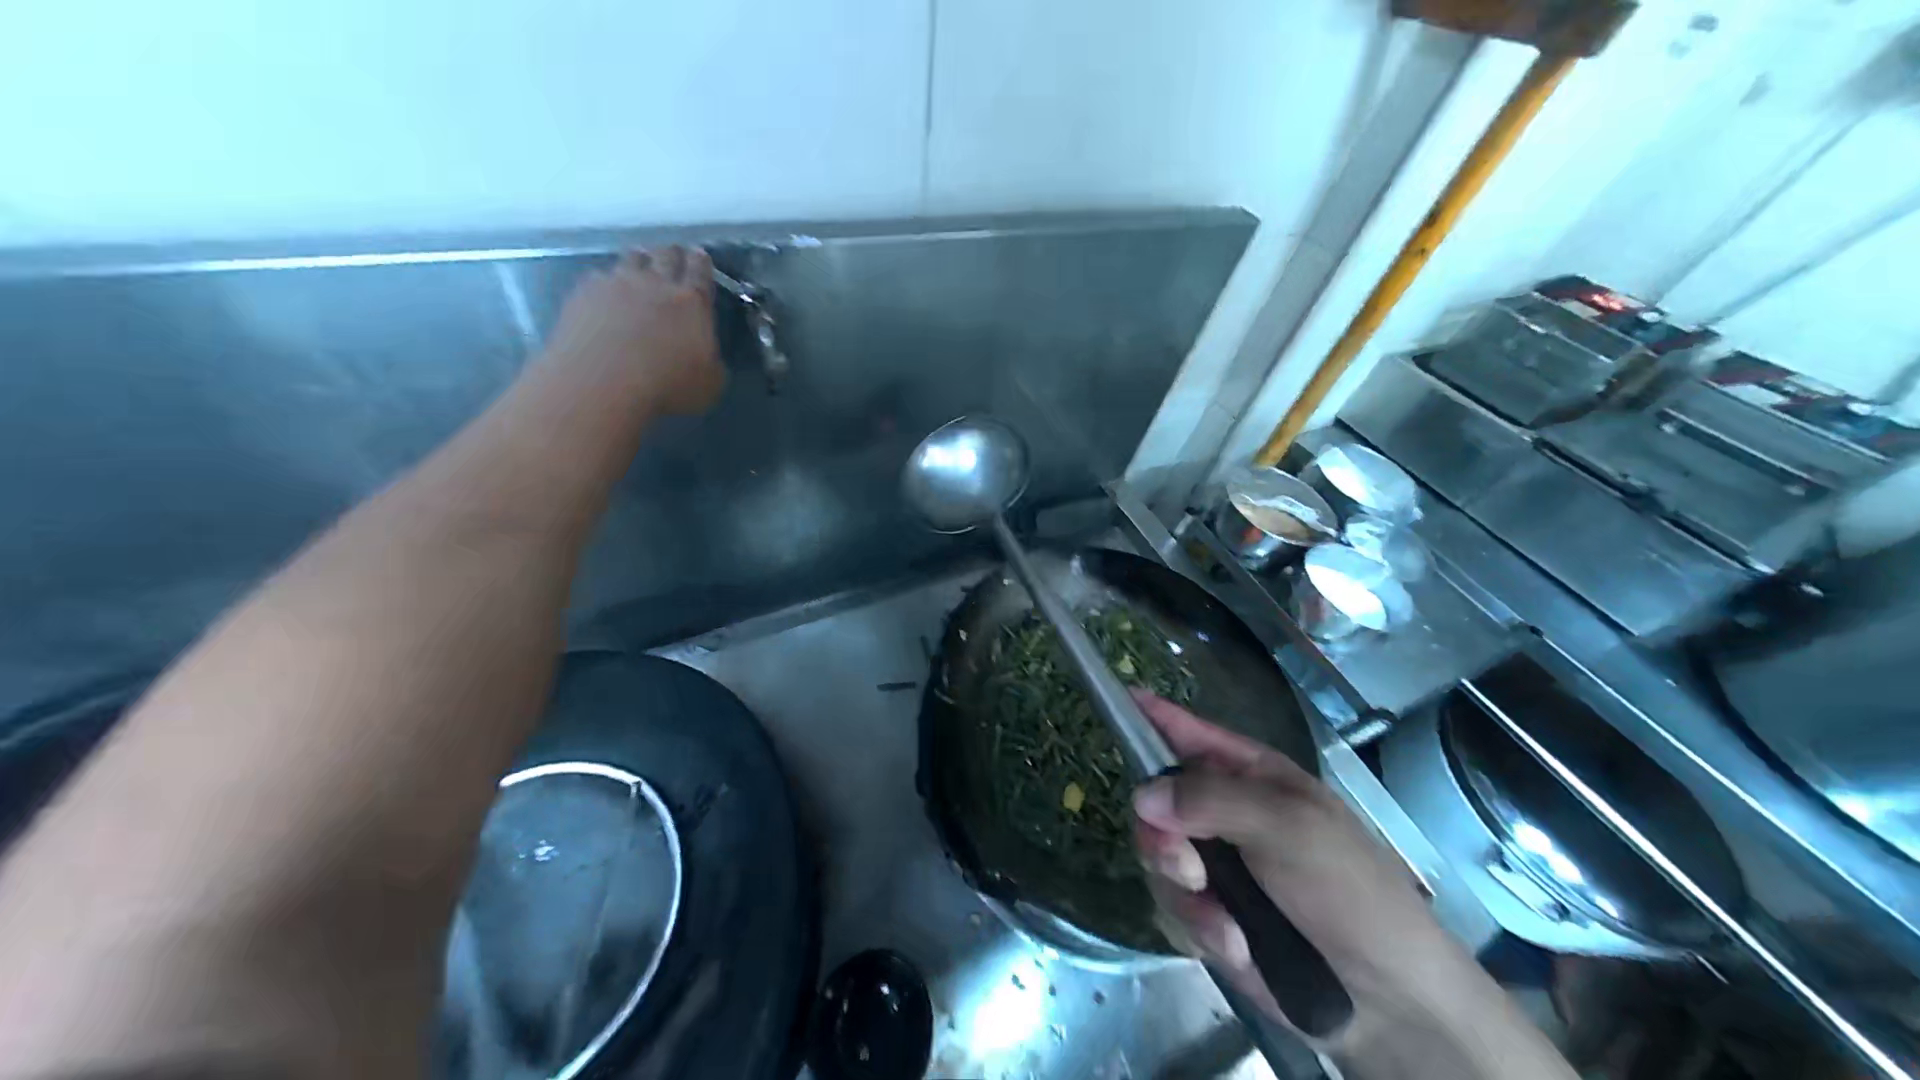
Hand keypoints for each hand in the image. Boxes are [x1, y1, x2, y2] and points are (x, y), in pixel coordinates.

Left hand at [539, 246, 725, 415]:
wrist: (602, 383)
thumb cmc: (666, 387)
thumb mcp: (710, 383)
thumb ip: (711, 359)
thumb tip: (706, 353)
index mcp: (692, 303)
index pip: (701, 272)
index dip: (701, 263)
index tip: (700, 256)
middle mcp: (656, 283)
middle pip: (666, 255)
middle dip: (672, 254)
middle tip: (673, 258)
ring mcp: (616, 283)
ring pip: (631, 258)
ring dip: (639, 260)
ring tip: (639, 268)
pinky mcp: (584, 292)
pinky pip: (598, 277)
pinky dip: (605, 282)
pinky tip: (604, 294)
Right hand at [1130, 691, 1483, 1043]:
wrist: (1387, 998)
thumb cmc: (1348, 890)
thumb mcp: (1287, 827)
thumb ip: (1212, 800)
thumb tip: (1142, 793)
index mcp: (1249, 775)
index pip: (1190, 733)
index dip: (1154, 716)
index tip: (1120, 698)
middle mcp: (1223, 812)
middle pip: (1155, 802)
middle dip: (1164, 840)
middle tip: (1187, 867)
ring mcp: (1216, 863)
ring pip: (1158, 857)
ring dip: (1186, 894)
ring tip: (1227, 924)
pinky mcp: (1211, 912)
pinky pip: (1174, 905)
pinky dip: (1201, 928)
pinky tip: (1237, 945)